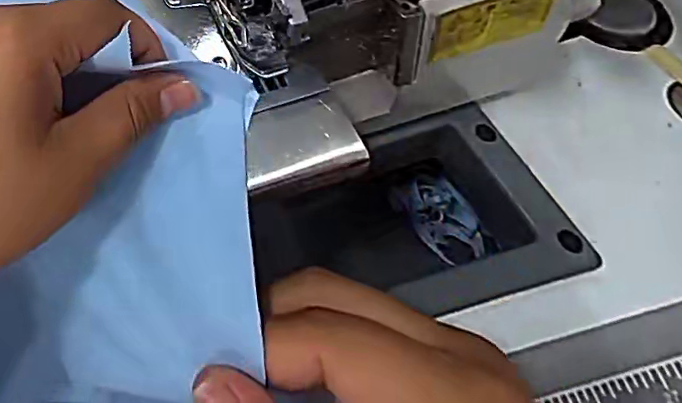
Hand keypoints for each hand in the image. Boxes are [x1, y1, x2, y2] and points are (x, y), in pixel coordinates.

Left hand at [0, 0, 199, 402]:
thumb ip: (132, 114)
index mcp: (19, 30)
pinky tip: (16, 131)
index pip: (105, 15)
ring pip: (34, 40)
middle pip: (67, 24)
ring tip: (62, 135)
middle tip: (107, 127)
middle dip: (102, 67)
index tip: (153, 98)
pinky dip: (27, 78)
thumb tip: (181, 86)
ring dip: (65, 75)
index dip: (143, 50)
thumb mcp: (72, 164)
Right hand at [193, 268, 530, 402]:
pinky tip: (316, 387)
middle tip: (229, 366)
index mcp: (446, 388)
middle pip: (324, 293)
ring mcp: (467, 357)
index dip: (256, 349)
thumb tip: (215, 386)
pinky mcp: (469, 371)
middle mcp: (461, 354)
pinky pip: (375, 329)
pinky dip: (333, 346)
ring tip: (266, 377)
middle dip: (266, 322)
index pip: (321, 332)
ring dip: (297, 332)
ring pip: (346, 301)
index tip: (213, 376)